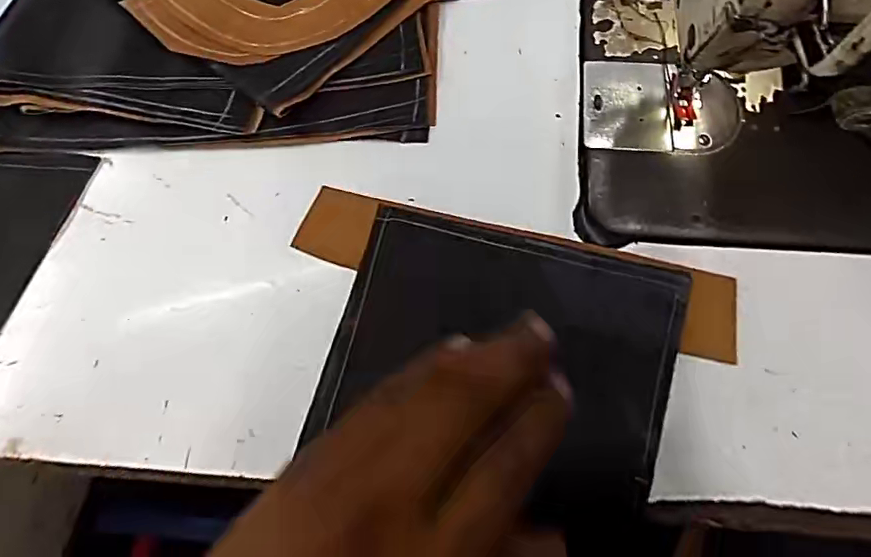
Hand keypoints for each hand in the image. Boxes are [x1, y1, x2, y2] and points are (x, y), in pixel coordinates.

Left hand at [211, 314, 572, 556]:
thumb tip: (551, 537)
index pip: (505, 465)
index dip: (540, 421)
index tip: (560, 390)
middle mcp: (390, 501)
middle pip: (464, 401)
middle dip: (512, 359)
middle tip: (541, 333)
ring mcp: (343, 469)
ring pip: (421, 386)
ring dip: (472, 353)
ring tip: (508, 335)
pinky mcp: (310, 456)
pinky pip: (379, 394)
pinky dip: (420, 367)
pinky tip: (444, 354)